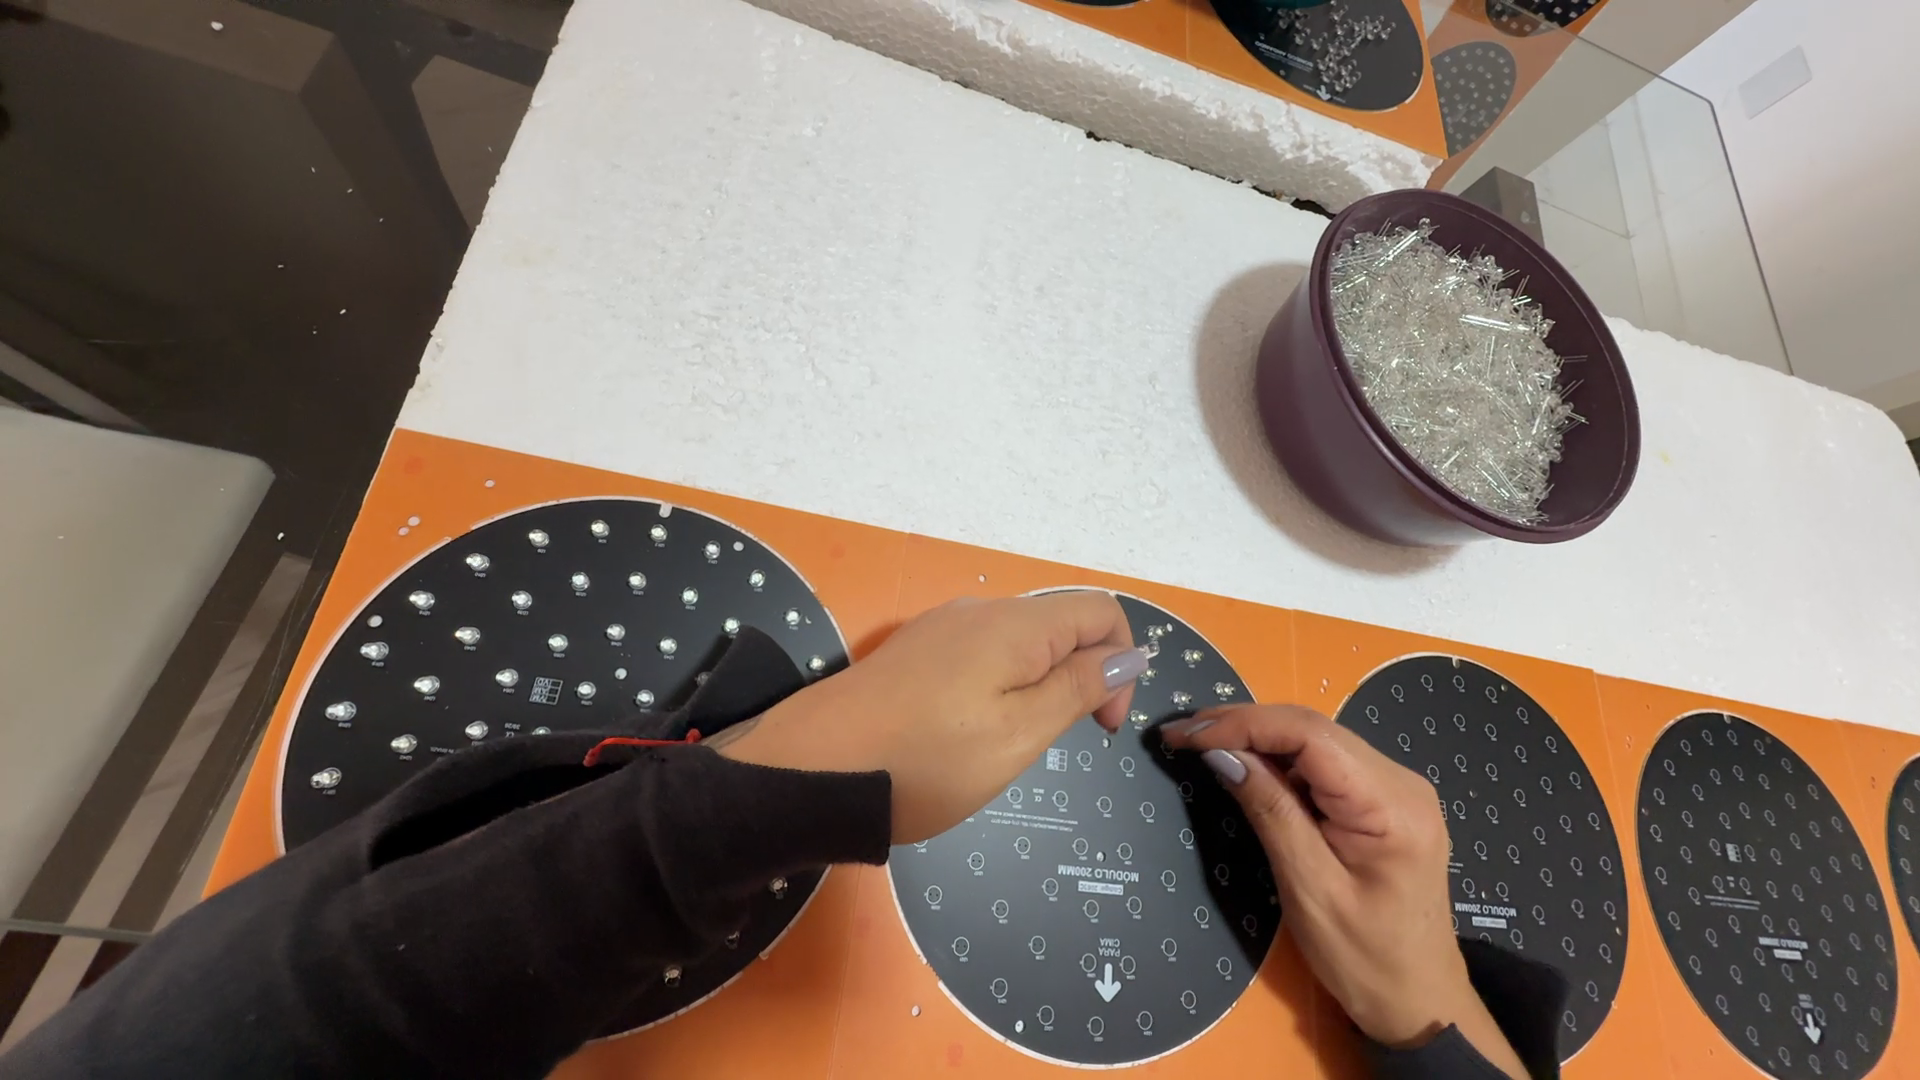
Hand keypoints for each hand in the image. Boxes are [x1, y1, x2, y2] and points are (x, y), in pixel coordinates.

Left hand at [711, 592, 1147, 842]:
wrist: (812, 767)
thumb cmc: (926, 759)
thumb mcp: (1019, 733)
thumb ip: (1079, 686)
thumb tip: (1129, 652)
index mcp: (1016, 624)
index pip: (1101, 611)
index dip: (1122, 663)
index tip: (1100, 726)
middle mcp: (980, 612)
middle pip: (1060, 624)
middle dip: (1078, 677)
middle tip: (1049, 742)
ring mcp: (941, 628)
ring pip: (1019, 642)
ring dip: (1038, 685)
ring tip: (1006, 744)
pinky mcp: (914, 651)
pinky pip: (980, 654)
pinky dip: (999, 685)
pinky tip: (968, 731)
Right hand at [1162, 705, 1526, 1078]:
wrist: (1419, 1003)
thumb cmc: (1363, 956)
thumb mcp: (1307, 886)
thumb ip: (1269, 809)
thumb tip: (1219, 752)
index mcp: (1391, 804)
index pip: (1308, 734)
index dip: (1242, 724)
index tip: (1186, 734)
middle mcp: (1400, 780)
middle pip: (1310, 728)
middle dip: (1241, 723)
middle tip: (1181, 733)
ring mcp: (1393, 786)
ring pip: (1312, 738)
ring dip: (1254, 735)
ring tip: (1200, 741)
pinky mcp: (1380, 798)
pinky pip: (1320, 759)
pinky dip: (1275, 755)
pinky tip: (1242, 760)